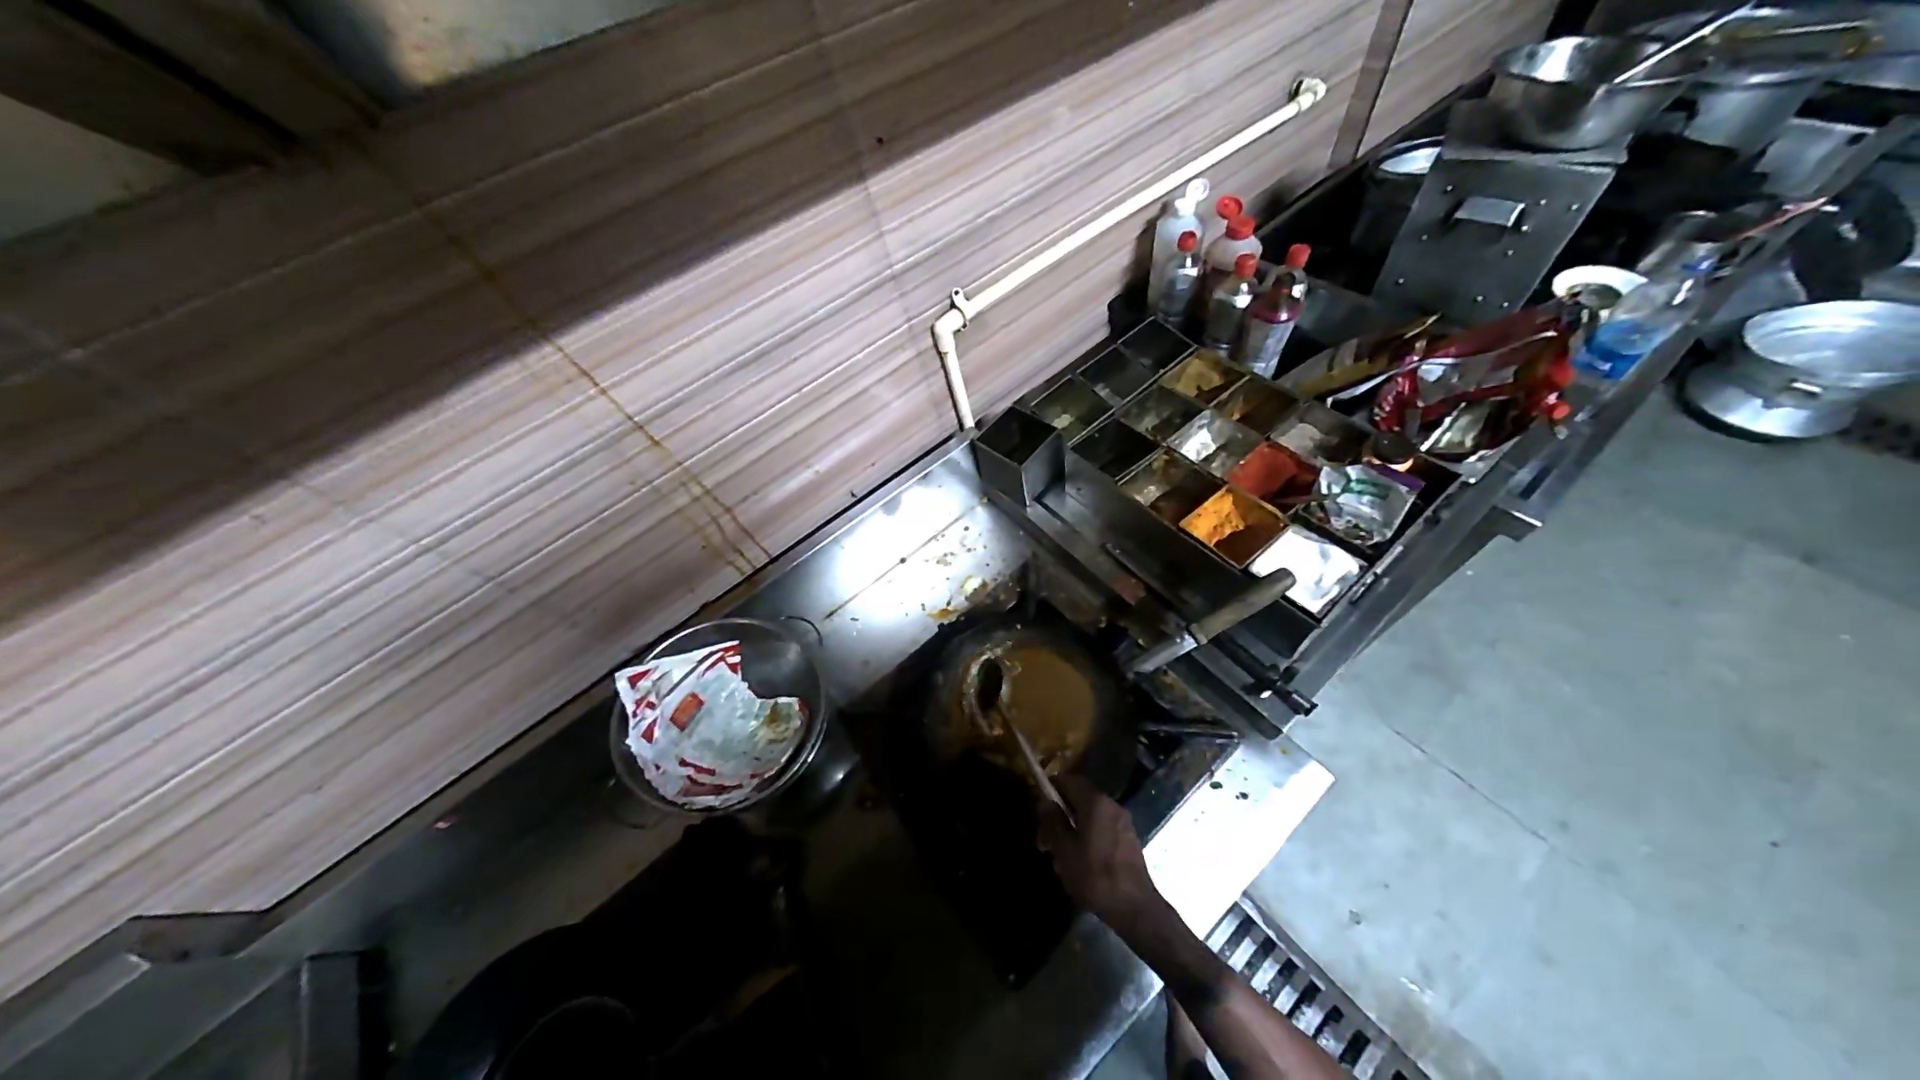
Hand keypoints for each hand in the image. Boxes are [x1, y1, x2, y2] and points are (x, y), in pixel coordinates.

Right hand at [1038, 775, 1165, 933]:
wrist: (1134, 908)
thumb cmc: (1094, 876)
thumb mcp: (1064, 850)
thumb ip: (1053, 822)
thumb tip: (1044, 801)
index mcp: (1096, 803)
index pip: (1069, 780)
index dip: (1051, 788)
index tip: (1037, 804)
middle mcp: (1112, 806)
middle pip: (1080, 798)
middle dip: (1059, 814)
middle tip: (1044, 839)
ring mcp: (1123, 822)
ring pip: (1090, 815)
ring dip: (1072, 827)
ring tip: (1058, 854)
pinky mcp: (1128, 839)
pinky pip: (1102, 827)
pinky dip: (1087, 835)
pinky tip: (1078, 860)